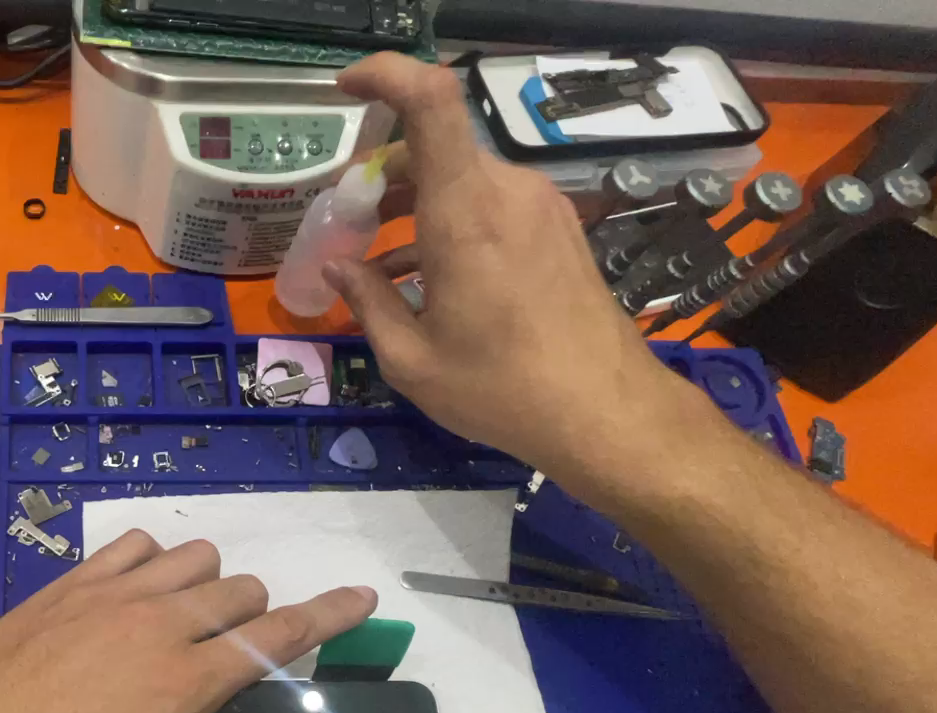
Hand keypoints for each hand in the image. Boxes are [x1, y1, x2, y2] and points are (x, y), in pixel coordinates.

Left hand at [0, 531, 375, 712]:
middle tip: (227, 660)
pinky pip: (136, 544)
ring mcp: (113, 594)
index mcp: (186, 683)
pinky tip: (132, 597)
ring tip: (184, 627)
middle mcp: (159, 624)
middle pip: (243, 591)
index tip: (363, 595)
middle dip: (255, 618)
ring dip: (207, 586)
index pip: (280, 637)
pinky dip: (151, 562)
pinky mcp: (72, 582)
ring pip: (196, 557)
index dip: (330, 614)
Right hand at [326, 54, 719, 492]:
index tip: (345, 90)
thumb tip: (336, 268)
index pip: (431, 101)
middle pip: (436, 146)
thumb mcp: (410, 360)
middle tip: (347, 220)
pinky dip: (448, 220)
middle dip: (383, 173)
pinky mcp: (556, 229)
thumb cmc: (496, 389)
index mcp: (464, 214)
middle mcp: (506, 192)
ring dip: (414, 202)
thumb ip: (367, 303)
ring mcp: (539, 207)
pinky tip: (428, 273)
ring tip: (378, 256)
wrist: (600, 411)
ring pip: (463, 176)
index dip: (386, 76)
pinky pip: (490, 204)